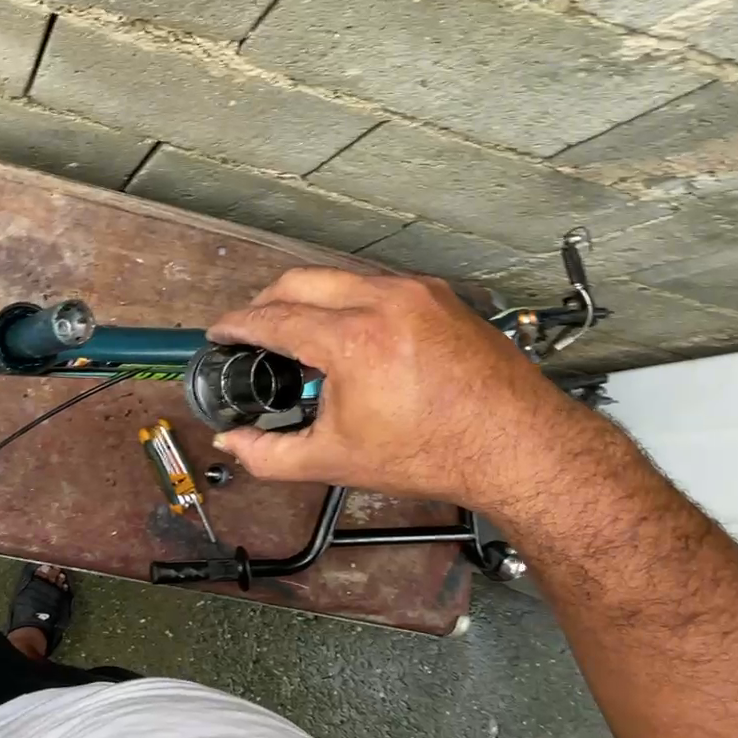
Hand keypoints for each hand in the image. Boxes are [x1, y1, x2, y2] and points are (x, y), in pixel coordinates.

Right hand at [206, 268, 599, 512]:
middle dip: (263, 301)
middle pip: (298, 280)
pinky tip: (340, 329)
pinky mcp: (437, 295)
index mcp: (353, 341)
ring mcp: (415, 293)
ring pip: (336, 276)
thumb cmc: (434, 452)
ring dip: (304, 297)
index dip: (236, 325)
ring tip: (292, 332)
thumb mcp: (334, 461)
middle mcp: (384, 302)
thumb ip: (268, 454)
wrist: (517, 446)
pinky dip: (343, 298)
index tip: (219, 332)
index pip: (273, 319)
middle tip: (249, 329)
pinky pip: (372, 283)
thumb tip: (231, 442)